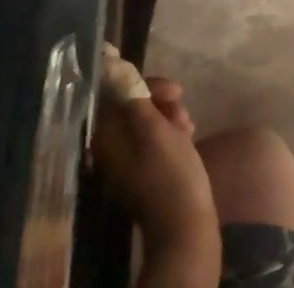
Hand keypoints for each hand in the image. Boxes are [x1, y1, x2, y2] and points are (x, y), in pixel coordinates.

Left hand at [92, 76, 218, 264]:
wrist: (186, 229)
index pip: (115, 91)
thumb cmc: (170, 174)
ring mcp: (128, 160)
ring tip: (188, 125)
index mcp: (105, 136)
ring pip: (146, 120)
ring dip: (168, 115)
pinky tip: (188, 136)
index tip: (173, 89)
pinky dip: (171, 133)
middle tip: (182, 105)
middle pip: (131, 105)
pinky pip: (154, 139)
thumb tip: (111, 64)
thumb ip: (133, 95)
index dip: (144, 83)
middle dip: (159, 100)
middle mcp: (110, 146)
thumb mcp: (153, 129)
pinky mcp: (146, 170)